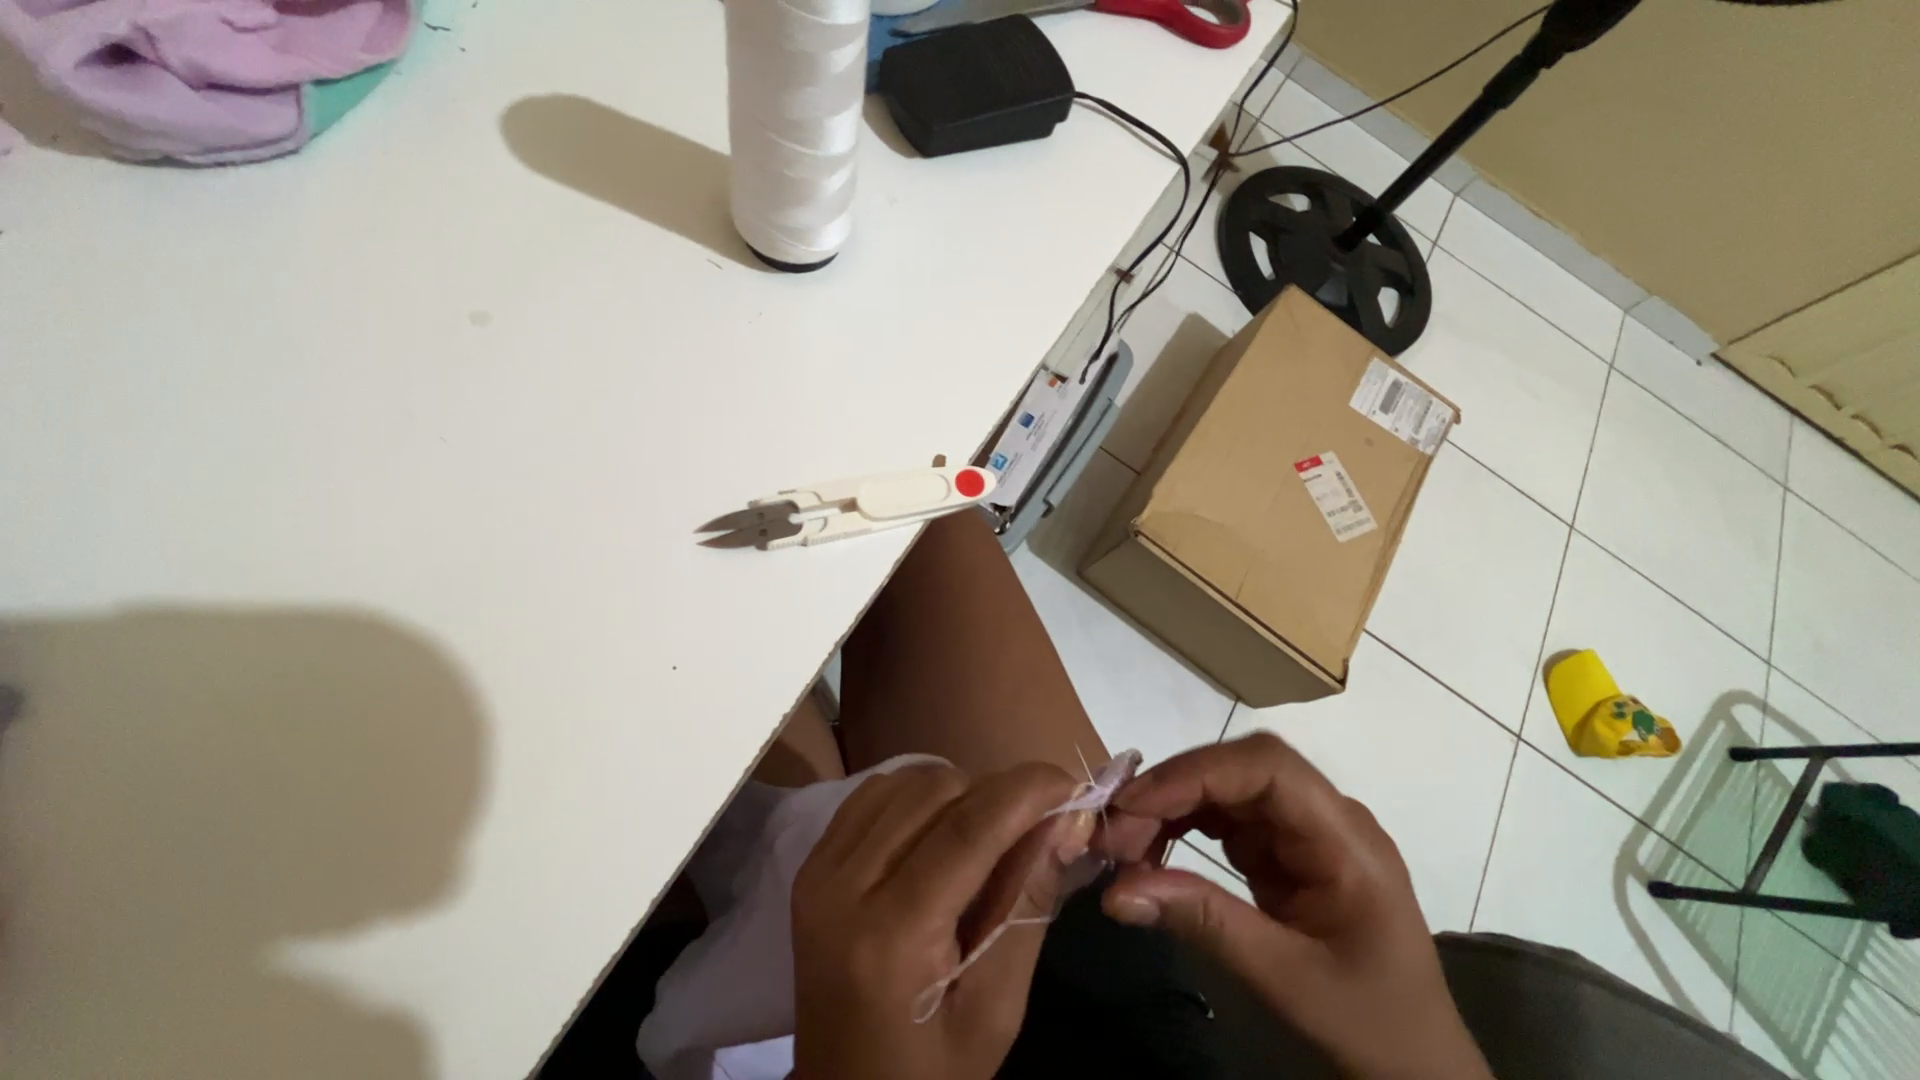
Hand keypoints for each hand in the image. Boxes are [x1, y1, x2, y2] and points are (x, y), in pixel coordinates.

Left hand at [790, 761, 1094, 1079]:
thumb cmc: (932, 1068)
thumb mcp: (997, 1009)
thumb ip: (1027, 907)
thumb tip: (1063, 821)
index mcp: (892, 936)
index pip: (967, 829)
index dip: (1025, 791)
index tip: (1071, 782)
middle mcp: (842, 887)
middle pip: (933, 792)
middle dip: (996, 792)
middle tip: (1036, 823)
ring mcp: (818, 870)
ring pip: (902, 782)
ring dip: (957, 790)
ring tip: (989, 831)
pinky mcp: (810, 864)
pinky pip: (872, 796)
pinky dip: (917, 796)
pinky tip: (940, 828)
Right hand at [1096, 734, 1491, 1079]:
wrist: (1416, 1068)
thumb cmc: (1370, 1023)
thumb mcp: (1287, 979)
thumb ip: (1205, 923)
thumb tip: (1115, 890)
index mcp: (1347, 839)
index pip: (1269, 769)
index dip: (1196, 773)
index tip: (1133, 805)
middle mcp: (1326, 819)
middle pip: (1240, 771)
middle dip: (1172, 790)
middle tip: (1112, 833)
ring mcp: (1303, 834)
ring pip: (1225, 791)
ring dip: (1170, 808)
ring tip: (1121, 845)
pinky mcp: (1283, 854)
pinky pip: (1224, 822)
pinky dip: (1182, 830)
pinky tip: (1150, 854)